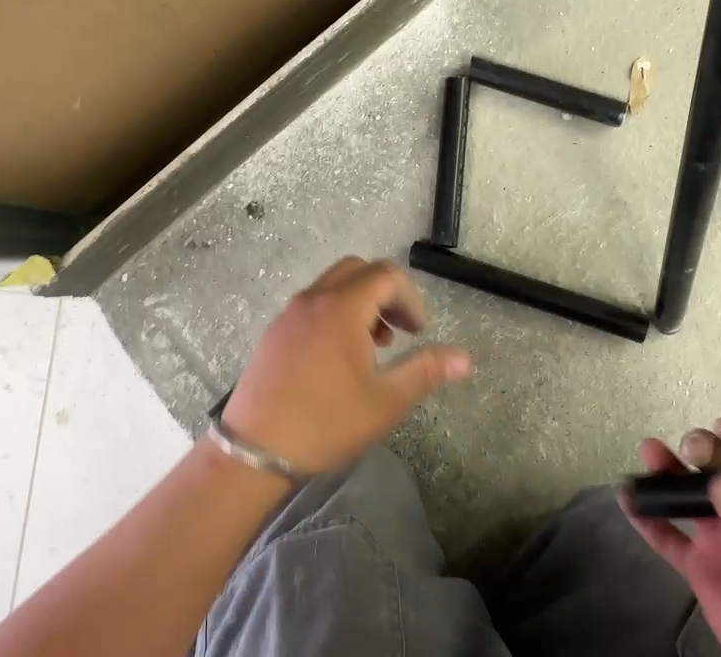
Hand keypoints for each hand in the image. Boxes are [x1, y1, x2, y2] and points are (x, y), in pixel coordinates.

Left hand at [221, 256, 473, 473]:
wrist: (255, 450)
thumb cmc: (325, 423)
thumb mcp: (384, 401)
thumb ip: (425, 371)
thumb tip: (465, 358)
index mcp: (341, 308)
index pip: (385, 275)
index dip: (410, 298)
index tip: (419, 332)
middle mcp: (313, 299)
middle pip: (357, 270)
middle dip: (386, 292)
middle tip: (400, 329)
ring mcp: (289, 314)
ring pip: (333, 285)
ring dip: (360, 302)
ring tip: (374, 346)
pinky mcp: (275, 332)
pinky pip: (313, 304)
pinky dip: (335, 313)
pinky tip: (339, 358)